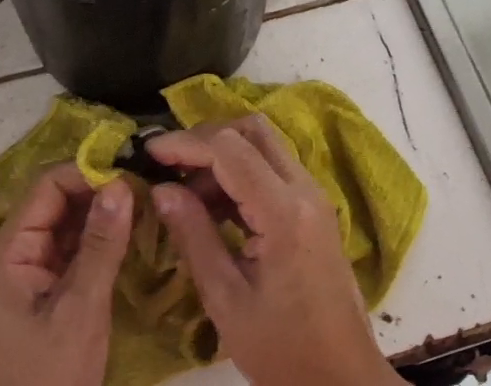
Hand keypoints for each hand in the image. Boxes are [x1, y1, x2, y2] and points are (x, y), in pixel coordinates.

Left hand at [0, 164, 132, 385]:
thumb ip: (101, 246)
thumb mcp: (79, 310)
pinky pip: (69, 253)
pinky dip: (97, 242)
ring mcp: (25, 277)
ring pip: (64, 227)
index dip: (86, 173)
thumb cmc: (49, 377)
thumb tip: (121, 184)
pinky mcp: (42, 296)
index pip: (46, 189)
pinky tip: (129, 235)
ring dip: (100, 215)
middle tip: (146, 186)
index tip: (131, 171)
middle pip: (54, 204)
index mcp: (6, 254)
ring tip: (145, 203)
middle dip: (97, 191)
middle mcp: (11, 256)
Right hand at [146, 116, 403, 385]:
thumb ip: (193, 235)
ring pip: (263, 145)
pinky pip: (272, 168)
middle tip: (168, 165)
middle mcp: (305, 190)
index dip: (185, 143)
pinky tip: (212, 207)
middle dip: (205, 138)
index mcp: (284, 212)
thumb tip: (160, 189)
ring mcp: (313, 197)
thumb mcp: (226, 298)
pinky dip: (239, 172)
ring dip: (222, 155)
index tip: (148, 153)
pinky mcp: (313, 209)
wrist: (342, 377)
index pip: (229, 149)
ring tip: (184, 193)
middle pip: (252, 131)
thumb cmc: (281, 347)